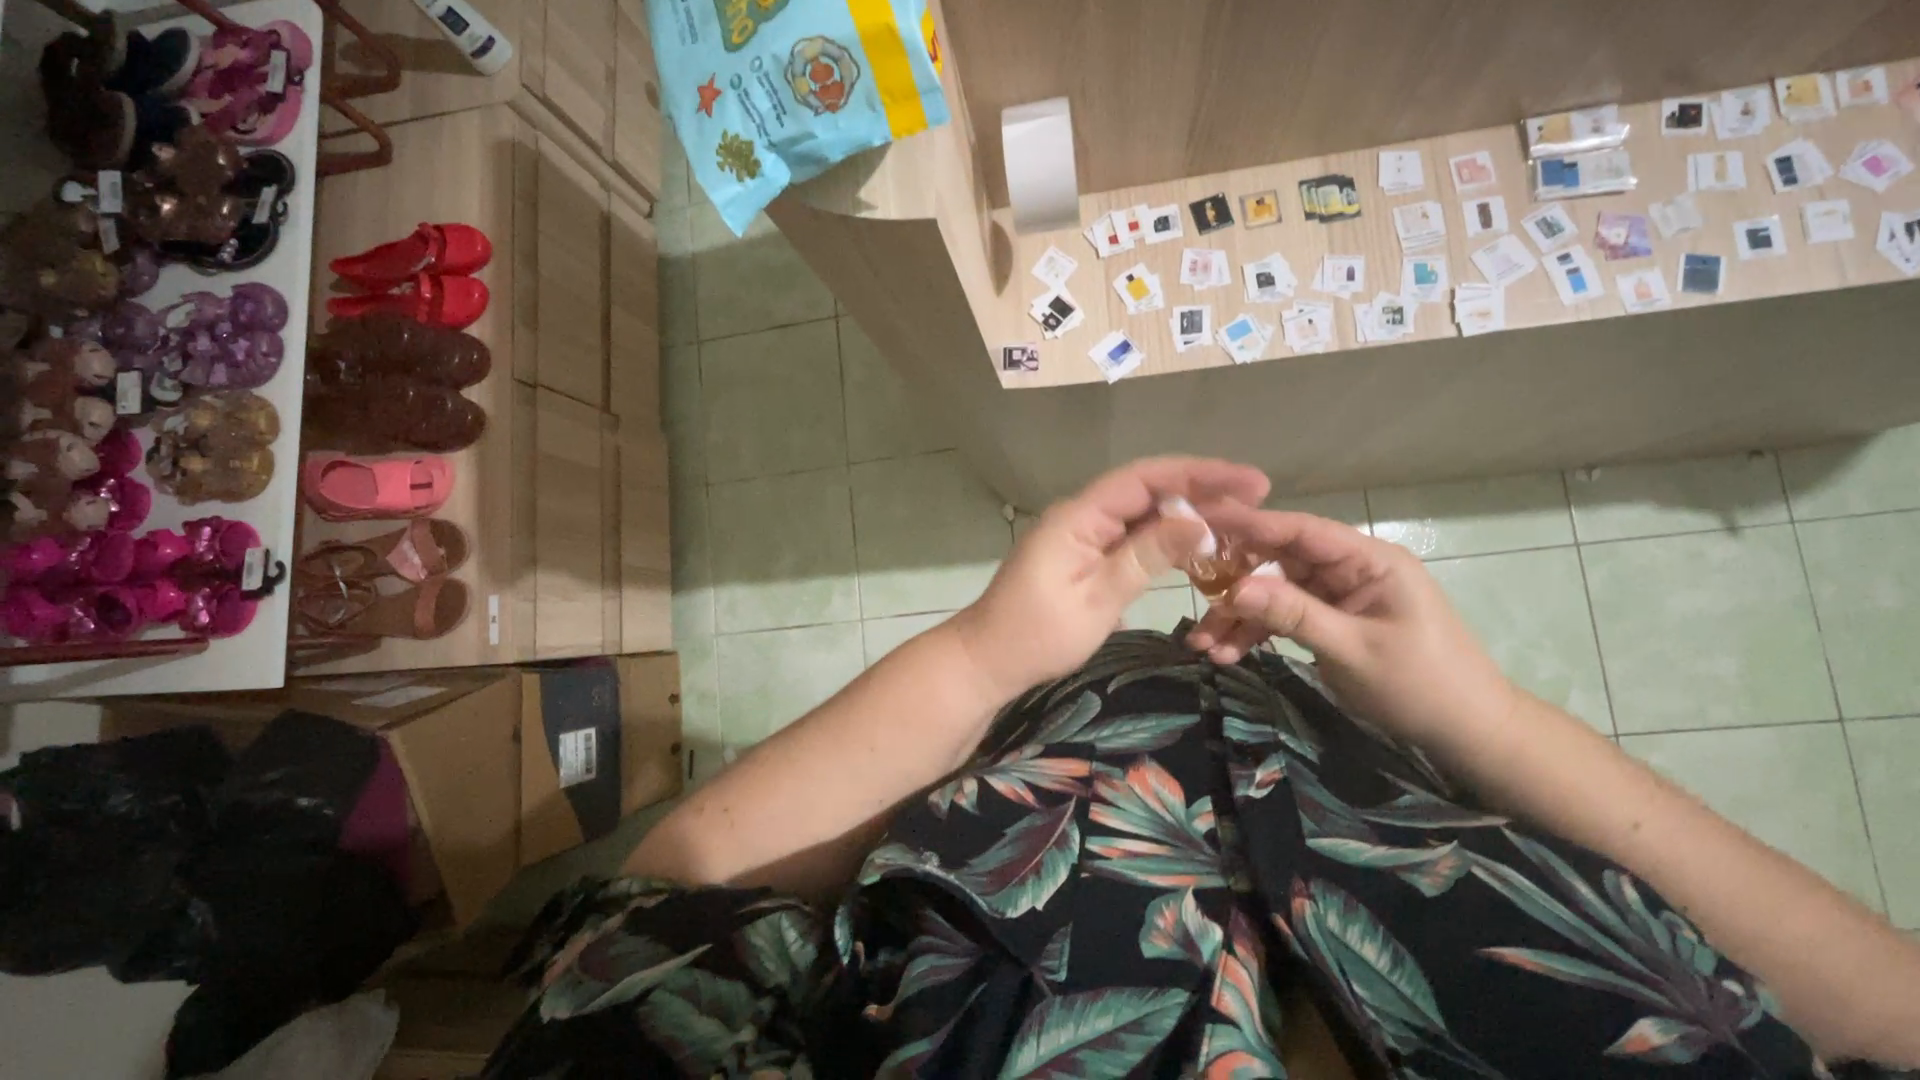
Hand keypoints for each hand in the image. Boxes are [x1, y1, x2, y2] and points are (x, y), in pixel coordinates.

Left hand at [949, 457, 1269, 702]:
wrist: (986, 660)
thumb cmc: (1037, 634)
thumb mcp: (1098, 599)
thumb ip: (1146, 557)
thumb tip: (1200, 522)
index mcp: (1079, 516)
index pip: (1146, 479)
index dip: (1200, 474)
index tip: (1250, 481)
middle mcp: (1080, 515)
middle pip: (1147, 490)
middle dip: (1201, 490)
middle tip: (1256, 501)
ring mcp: (1080, 535)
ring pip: (1141, 514)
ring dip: (1186, 514)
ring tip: (1238, 521)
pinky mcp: (1082, 556)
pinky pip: (1129, 536)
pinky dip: (1163, 538)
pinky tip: (1194, 547)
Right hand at [1186, 504, 1520, 745]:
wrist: (1466, 731)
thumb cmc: (1421, 684)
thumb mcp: (1354, 650)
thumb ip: (1294, 615)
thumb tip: (1234, 588)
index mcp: (1368, 560)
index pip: (1300, 531)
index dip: (1250, 526)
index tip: (1201, 524)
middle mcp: (1348, 569)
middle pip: (1277, 561)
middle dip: (1233, 583)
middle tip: (1191, 596)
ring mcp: (1337, 596)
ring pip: (1272, 593)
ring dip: (1237, 617)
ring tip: (1202, 645)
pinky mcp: (1329, 622)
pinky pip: (1281, 618)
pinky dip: (1254, 634)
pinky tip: (1226, 654)